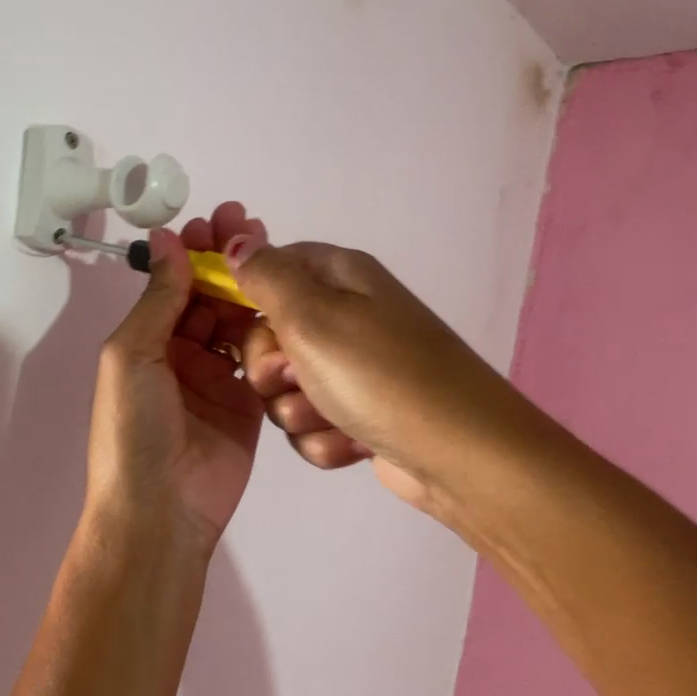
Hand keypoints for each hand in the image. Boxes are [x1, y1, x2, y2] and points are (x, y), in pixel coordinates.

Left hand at [85, 204, 267, 545]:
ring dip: (254, 293)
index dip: (196, 252)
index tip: (219, 220)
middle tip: (255, 227)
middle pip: (211, 299)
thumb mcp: (132, 355)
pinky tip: (291, 307)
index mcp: (145, 342)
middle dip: (229, 264)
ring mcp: (216, 382)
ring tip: (277, 261)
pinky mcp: (249, 408)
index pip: (175, 285)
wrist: (160, 511)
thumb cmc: (133, 430)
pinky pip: (264, 362)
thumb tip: (167, 239)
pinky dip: (275, 335)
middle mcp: (180, 357)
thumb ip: (159, 299)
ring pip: (240, 325)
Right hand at [228, 239, 541, 525]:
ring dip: (298, 412)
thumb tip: (237, 242)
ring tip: (335, 418)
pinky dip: (325, 439)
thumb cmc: (380, 374)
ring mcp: (354, 368)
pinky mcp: (359, 414)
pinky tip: (354, 444)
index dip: (246, 302)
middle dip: (270, 371)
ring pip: (285, 390)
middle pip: (268, 339)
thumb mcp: (313, 315)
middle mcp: (346, 316)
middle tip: (294, 378)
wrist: (459, 453)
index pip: (268, 270)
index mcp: (338, 276)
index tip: (241, 331)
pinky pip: (312, 424)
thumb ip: (266, 276)